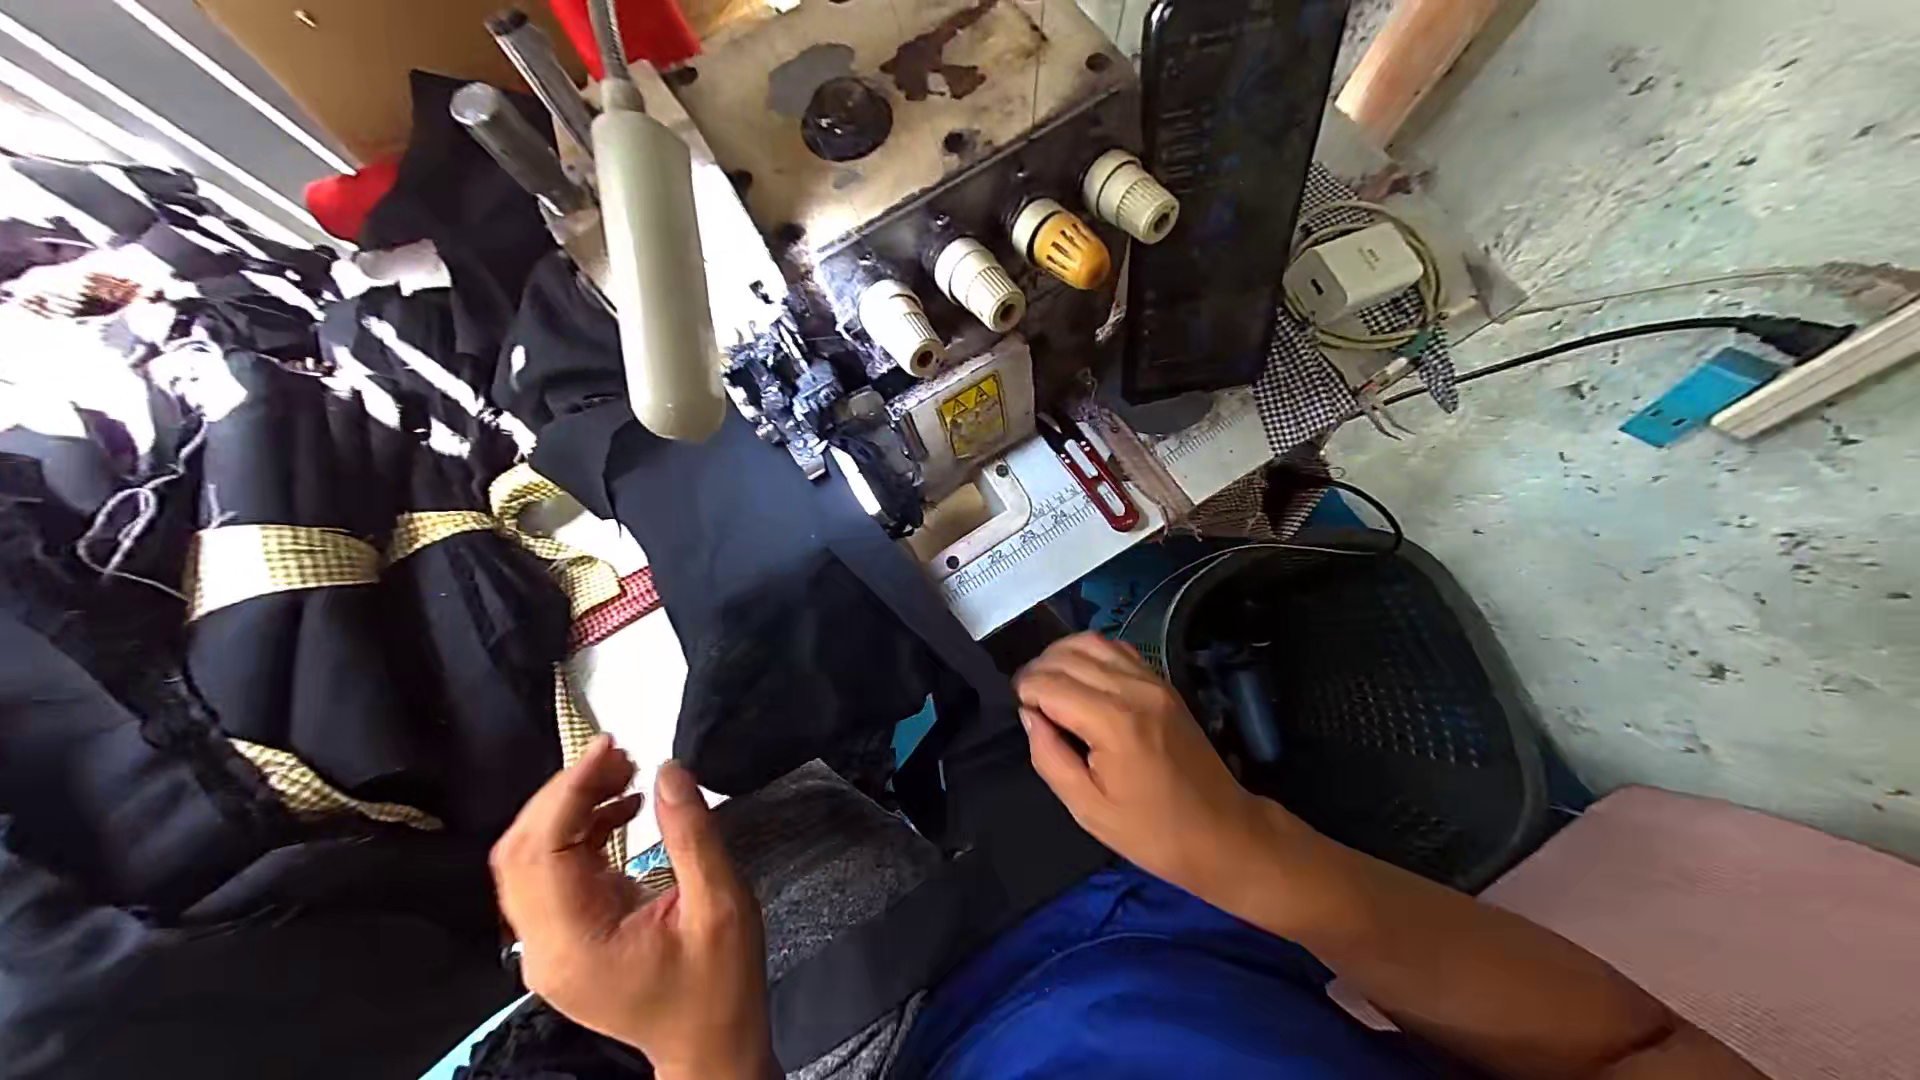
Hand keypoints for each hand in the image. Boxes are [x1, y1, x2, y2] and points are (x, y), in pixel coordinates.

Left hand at [490, 737, 774, 1079]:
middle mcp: (544, 946)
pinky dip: (584, 828)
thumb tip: (669, 770)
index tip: (610, 747)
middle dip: (567, 791)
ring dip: (574, 805)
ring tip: (626, 771)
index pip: (542, 850)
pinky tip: (624, 808)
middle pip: (523, 850)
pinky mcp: (567, 934)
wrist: (710, 1045)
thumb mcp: (720, 903)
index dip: (570, 791)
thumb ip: (692, 834)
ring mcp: (550, 943)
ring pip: (533, 856)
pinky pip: (556, 869)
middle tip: (620, 753)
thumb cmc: (719, 983)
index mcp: (573, 943)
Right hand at [1014, 634, 1312, 908]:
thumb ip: (1049, 756)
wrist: (1224, 833)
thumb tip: (1029, 715)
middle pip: (1066, 655)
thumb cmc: (1153, 832)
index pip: (1050, 683)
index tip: (1018, 710)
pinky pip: (1117, 648)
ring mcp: (1152, 681)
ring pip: (1091, 642)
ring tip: (1047, 683)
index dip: (1024, 691)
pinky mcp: (1162, 682)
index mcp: (1113, 723)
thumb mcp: (1087, 808)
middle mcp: (1133, 689)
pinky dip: (1089, 652)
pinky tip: (1080, 675)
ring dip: (1060, 655)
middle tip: (1027, 699)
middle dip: (1036, 671)